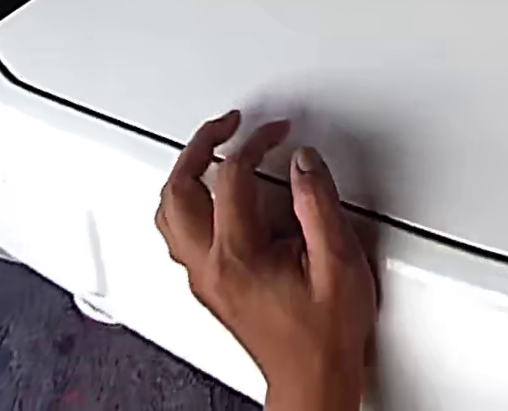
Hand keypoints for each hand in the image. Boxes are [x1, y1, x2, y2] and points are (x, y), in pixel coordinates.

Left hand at [157, 111, 376, 410]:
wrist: (314, 382)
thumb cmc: (325, 334)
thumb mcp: (338, 259)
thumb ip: (319, 202)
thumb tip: (302, 160)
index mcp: (238, 255)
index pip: (233, 177)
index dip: (257, 142)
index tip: (278, 132)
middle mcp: (211, 266)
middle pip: (179, 190)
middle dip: (200, 145)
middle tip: (227, 124)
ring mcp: (205, 277)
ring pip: (169, 212)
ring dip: (187, 171)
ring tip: (214, 146)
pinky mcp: (210, 284)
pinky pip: (179, 231)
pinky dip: (189, 197)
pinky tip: (213, 189)